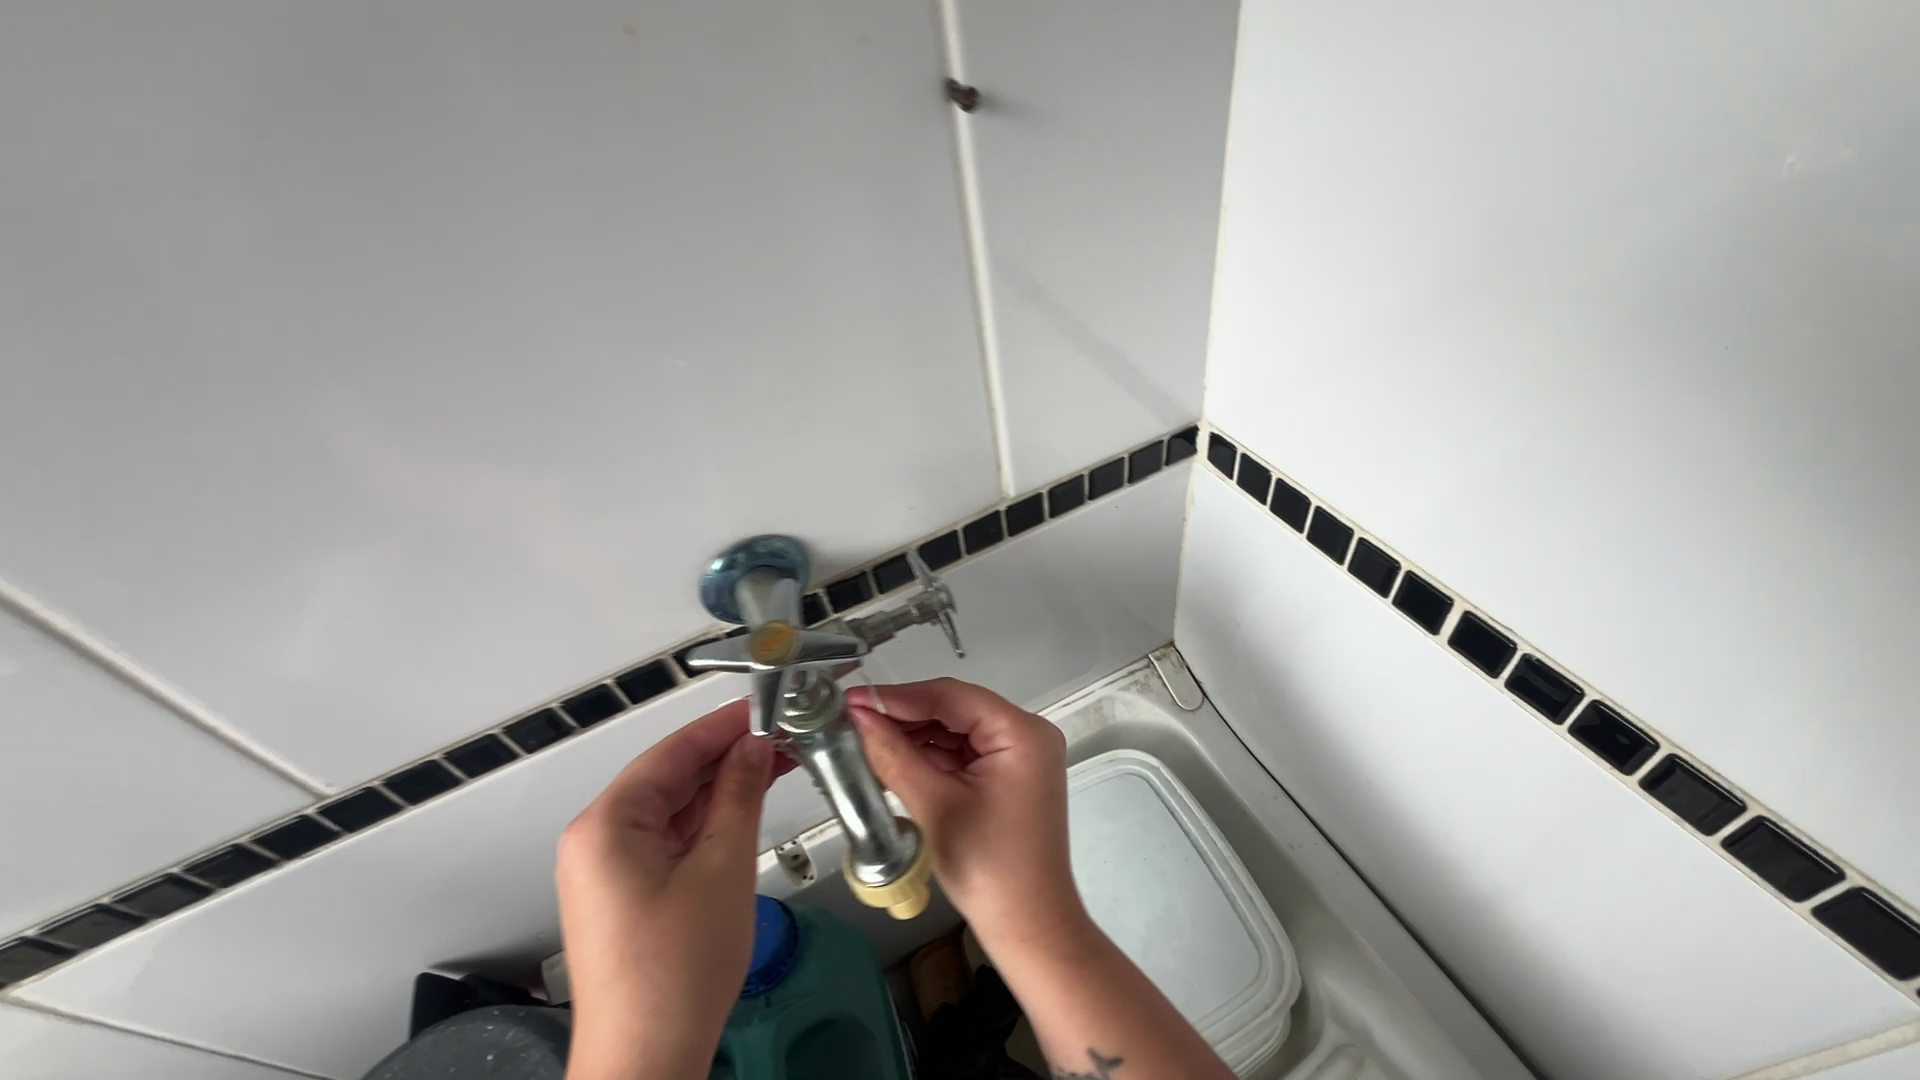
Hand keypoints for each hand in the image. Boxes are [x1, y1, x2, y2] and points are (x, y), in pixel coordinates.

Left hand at [555, 700, 793, 1079]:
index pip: (672, 752)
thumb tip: (754, 746)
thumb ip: (740, 794)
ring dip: (721, 789)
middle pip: (669, 778)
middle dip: (726, 757)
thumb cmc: (679, 968)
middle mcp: (597, 839)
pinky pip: (668, 839)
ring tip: (774, 765)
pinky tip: (744, 809)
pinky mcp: (624, 894)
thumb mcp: (722, 867)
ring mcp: (607, 870)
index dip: (723, 726)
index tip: (764, 705)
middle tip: (780, 735)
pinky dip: (707, 823)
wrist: (645, 1063)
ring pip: (672, 809)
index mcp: (607, 824)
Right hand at [846, 678, 1088, 955]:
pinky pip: (963, 752)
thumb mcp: (934, 805)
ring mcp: (1019, 755)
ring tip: (863, 739)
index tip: (852, 699)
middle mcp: (1026, 734)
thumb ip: (893, 755)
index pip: (951, 696)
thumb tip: (857, 717)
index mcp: (1021, 733)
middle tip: (851, 720)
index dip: (898, 697)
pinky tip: (893, 758)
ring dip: (913, 736)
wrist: (1027, 926)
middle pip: (954, 709)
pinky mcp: (1008, 776)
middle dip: (903, 717)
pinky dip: (929, 756)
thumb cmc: (987, 867)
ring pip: (955, 730)